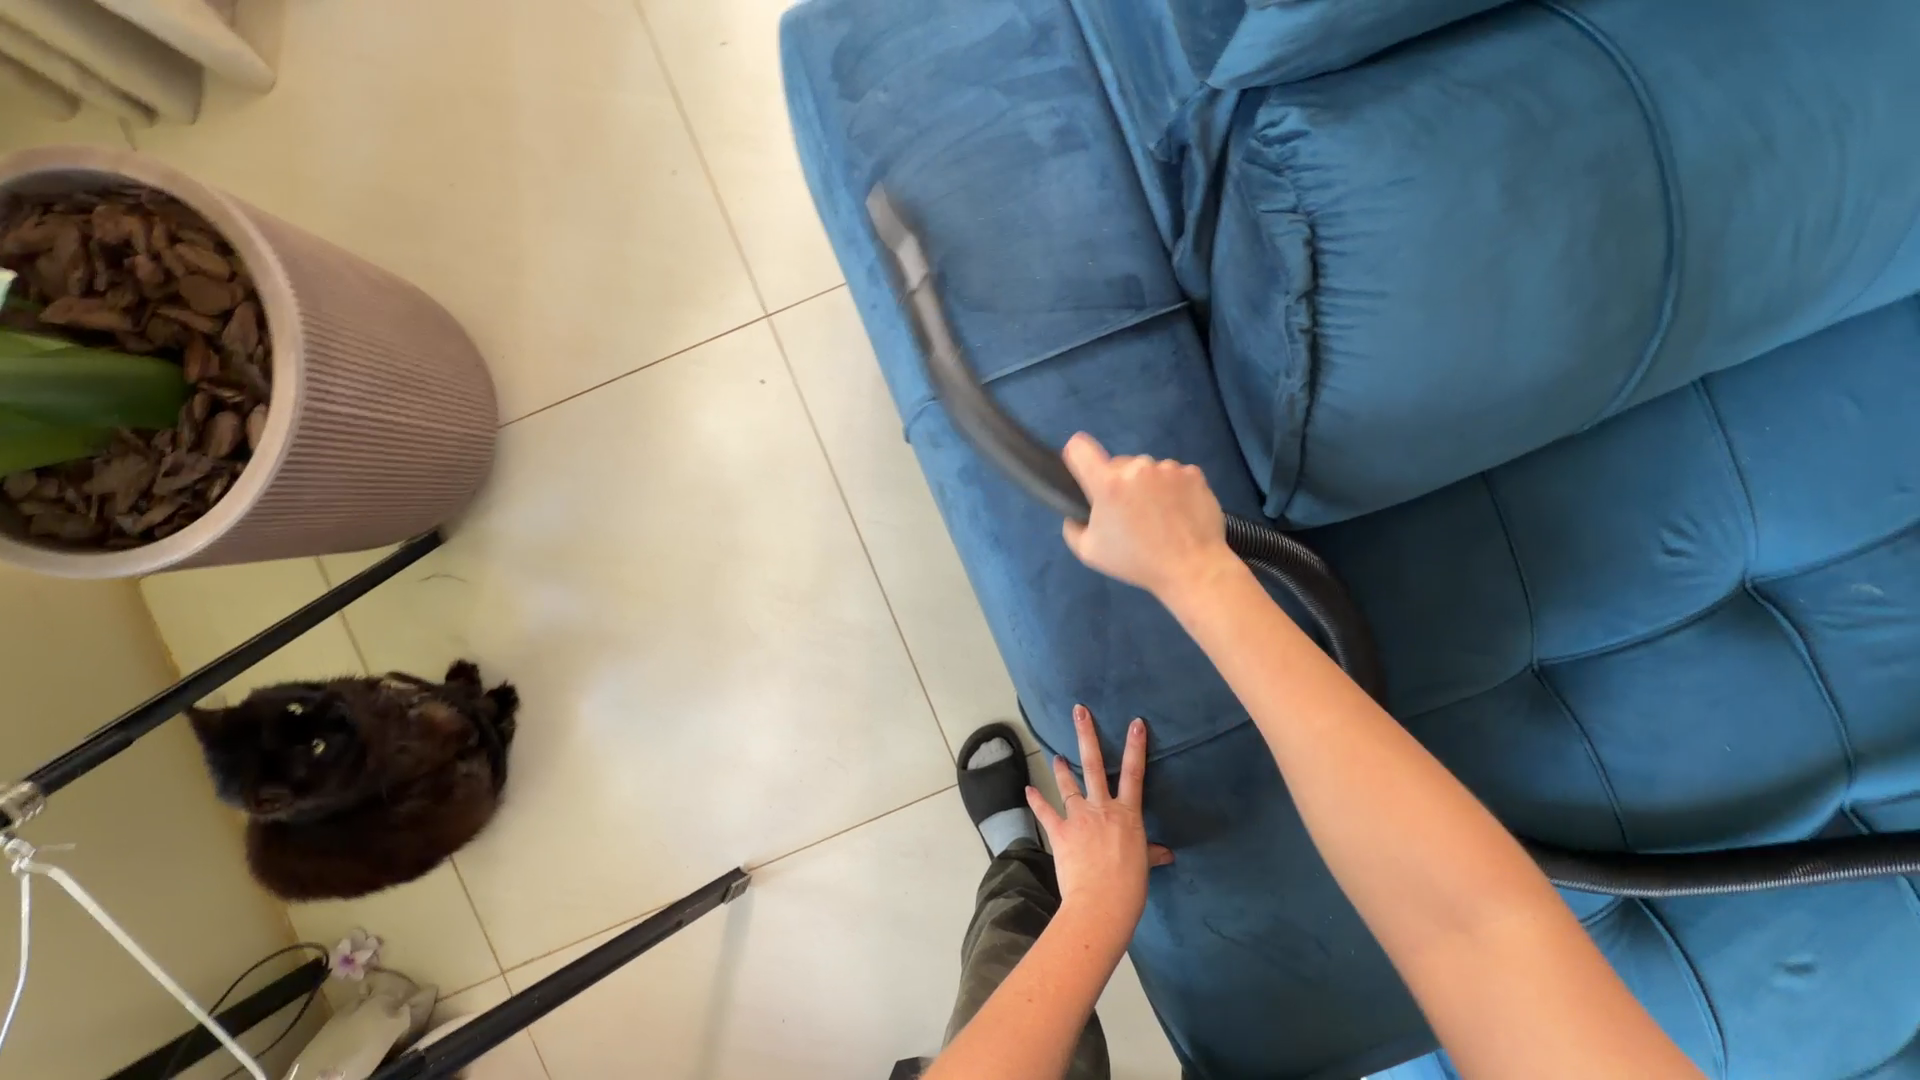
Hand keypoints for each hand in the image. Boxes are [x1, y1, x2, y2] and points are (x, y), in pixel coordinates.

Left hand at [1029, 705, 1173, 946]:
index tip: (1136, 723)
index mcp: (1128, 815)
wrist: (1101, 904)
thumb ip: (1151, 854)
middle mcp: (1102, 809)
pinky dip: (1036, 800)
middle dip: (1087, 735)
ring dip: (1062, 768)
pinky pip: (1046, 812)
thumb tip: (1166, 853)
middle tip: (1079, 711)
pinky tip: (1029, 789)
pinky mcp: (1061, 831)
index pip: (1134, 773)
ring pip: (1069, 784)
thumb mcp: (1144, 866)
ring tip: (1056, 754)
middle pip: (1094, 765)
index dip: (1136, 746)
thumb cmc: (1129, 888)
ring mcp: (1079, 818)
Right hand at [1061, 433, 1235, 599]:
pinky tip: (1178, 512)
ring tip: (1158, 515)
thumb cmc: (1137, 562)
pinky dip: (1173, 489)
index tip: (1083, 472)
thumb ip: (1073, 527)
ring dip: (1147, 485)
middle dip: (1119, 482)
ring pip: (1147, 470)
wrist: (1192, 569)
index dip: (1077, 457)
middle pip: (1118, 464)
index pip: (1079, 448)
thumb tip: (1076, 514)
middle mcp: (1137, 468)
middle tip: (1129, 512)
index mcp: (1108, 484)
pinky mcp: (1193, 473)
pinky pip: (1174, 475)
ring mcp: (1168, 468)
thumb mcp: (1089, 553)